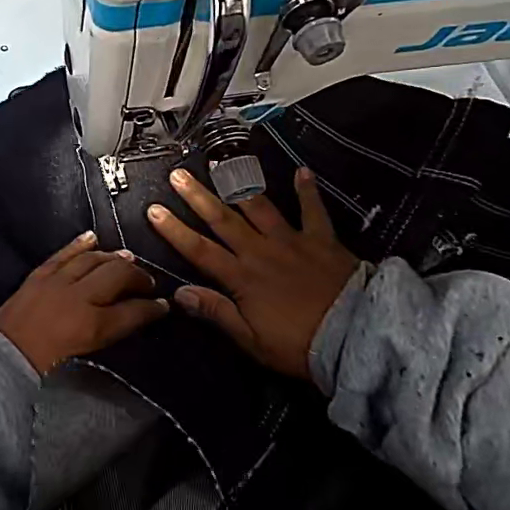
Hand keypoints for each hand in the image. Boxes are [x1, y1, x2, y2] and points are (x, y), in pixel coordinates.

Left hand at [0, 231, 169, 373]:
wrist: (7, 354)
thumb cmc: (47, 360)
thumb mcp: (88, 349)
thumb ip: (114, 329)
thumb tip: (137, 312)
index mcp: (92, 325)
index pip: (134, 311)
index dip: (153, 307)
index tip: (163, 305)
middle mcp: (78, 299)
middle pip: (118, 275)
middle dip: (138, 276)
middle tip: (147, 281)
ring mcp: (58, 282)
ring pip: (94, 260)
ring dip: (114, 257)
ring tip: (127, 258)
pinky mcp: (41, 274)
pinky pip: (65, 253)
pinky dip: (80, 244)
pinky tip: (92, 238)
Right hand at [146, 167, 360, 379]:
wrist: (355, 337)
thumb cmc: (299, 345)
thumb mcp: (251, 340)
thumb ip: (216, 312)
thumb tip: (180, 293)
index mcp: (242, 277)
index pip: (200, 250)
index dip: (174, 230)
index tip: (154, 210)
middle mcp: (262, 251)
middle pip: (223, 220)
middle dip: (197, 197)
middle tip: (178, 175)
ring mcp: (292, 241)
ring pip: (259, 208)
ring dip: (238, 185)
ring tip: (221, 164)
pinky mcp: (322, 239)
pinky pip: (313, 210)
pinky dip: (307, 191)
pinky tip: (302, 171)